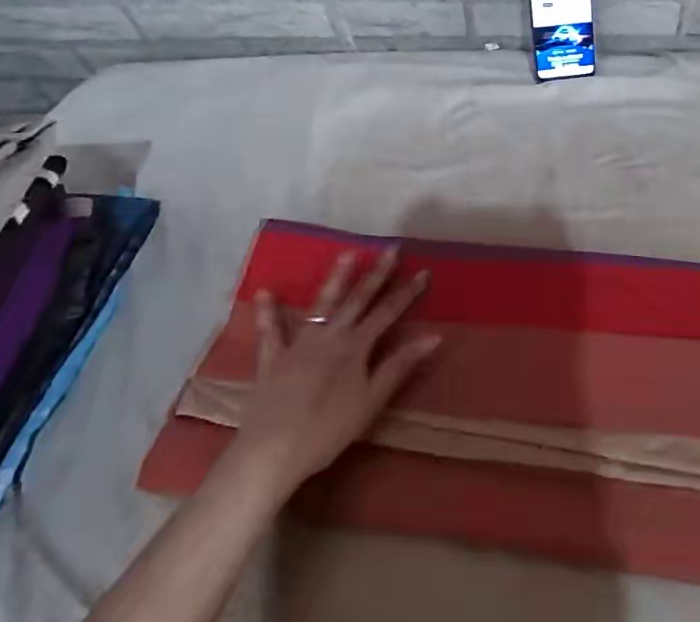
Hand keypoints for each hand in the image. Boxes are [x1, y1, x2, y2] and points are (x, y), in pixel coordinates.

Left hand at [225, 249, 437, 493]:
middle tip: (391, 248)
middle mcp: (329, 336)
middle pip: (357, 300)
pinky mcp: (273, 358)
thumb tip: (434, 336)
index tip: (423, 272)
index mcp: (355, 347)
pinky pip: (270, 331)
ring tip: (346, 254)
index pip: (387, 313)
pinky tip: (265, 292)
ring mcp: (299, 344)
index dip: (407, 293)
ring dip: (335, 279)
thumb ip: (400, 366)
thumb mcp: (371, 401)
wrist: (273, 450)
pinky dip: (267, 312)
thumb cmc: (329, 430)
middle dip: (377, 274)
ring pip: (321, 305)